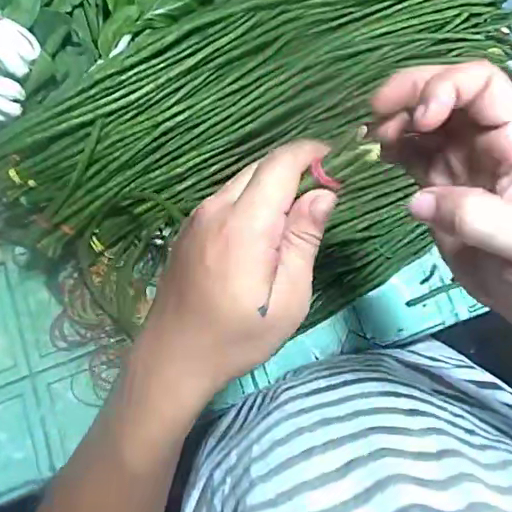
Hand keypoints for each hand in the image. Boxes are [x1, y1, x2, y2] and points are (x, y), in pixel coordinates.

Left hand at [131, 139, 336, 399]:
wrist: (172, 359)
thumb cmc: (238, 337)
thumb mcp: (288, 298)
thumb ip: (304, 240)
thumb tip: (324, 194)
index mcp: (244, 224)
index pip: (280, 163)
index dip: (312, 152)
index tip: (339, 159)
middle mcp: (216, 209)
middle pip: (261, 166)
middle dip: (297, 166)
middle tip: (328, 187)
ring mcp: (198, 216)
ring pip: (243, 180)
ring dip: (275, 183)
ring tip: (301, 209)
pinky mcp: (190, 228)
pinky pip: (229, 197)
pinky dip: (255, 196)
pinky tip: (267, 226)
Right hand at [369, 61, 511, 325]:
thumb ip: (478, 217)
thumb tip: (417, 200)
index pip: (483, 84)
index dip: (447, 87)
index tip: (422, 119)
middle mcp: (488, 138)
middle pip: (447, 90)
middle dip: (410, 92)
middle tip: (375, 113)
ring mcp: (462, 159)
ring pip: (423, 118)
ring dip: (394, 118)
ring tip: (370, 139)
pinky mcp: (440, 185)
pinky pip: (411, 152)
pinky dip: (390, 147)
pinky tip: (374, 155)